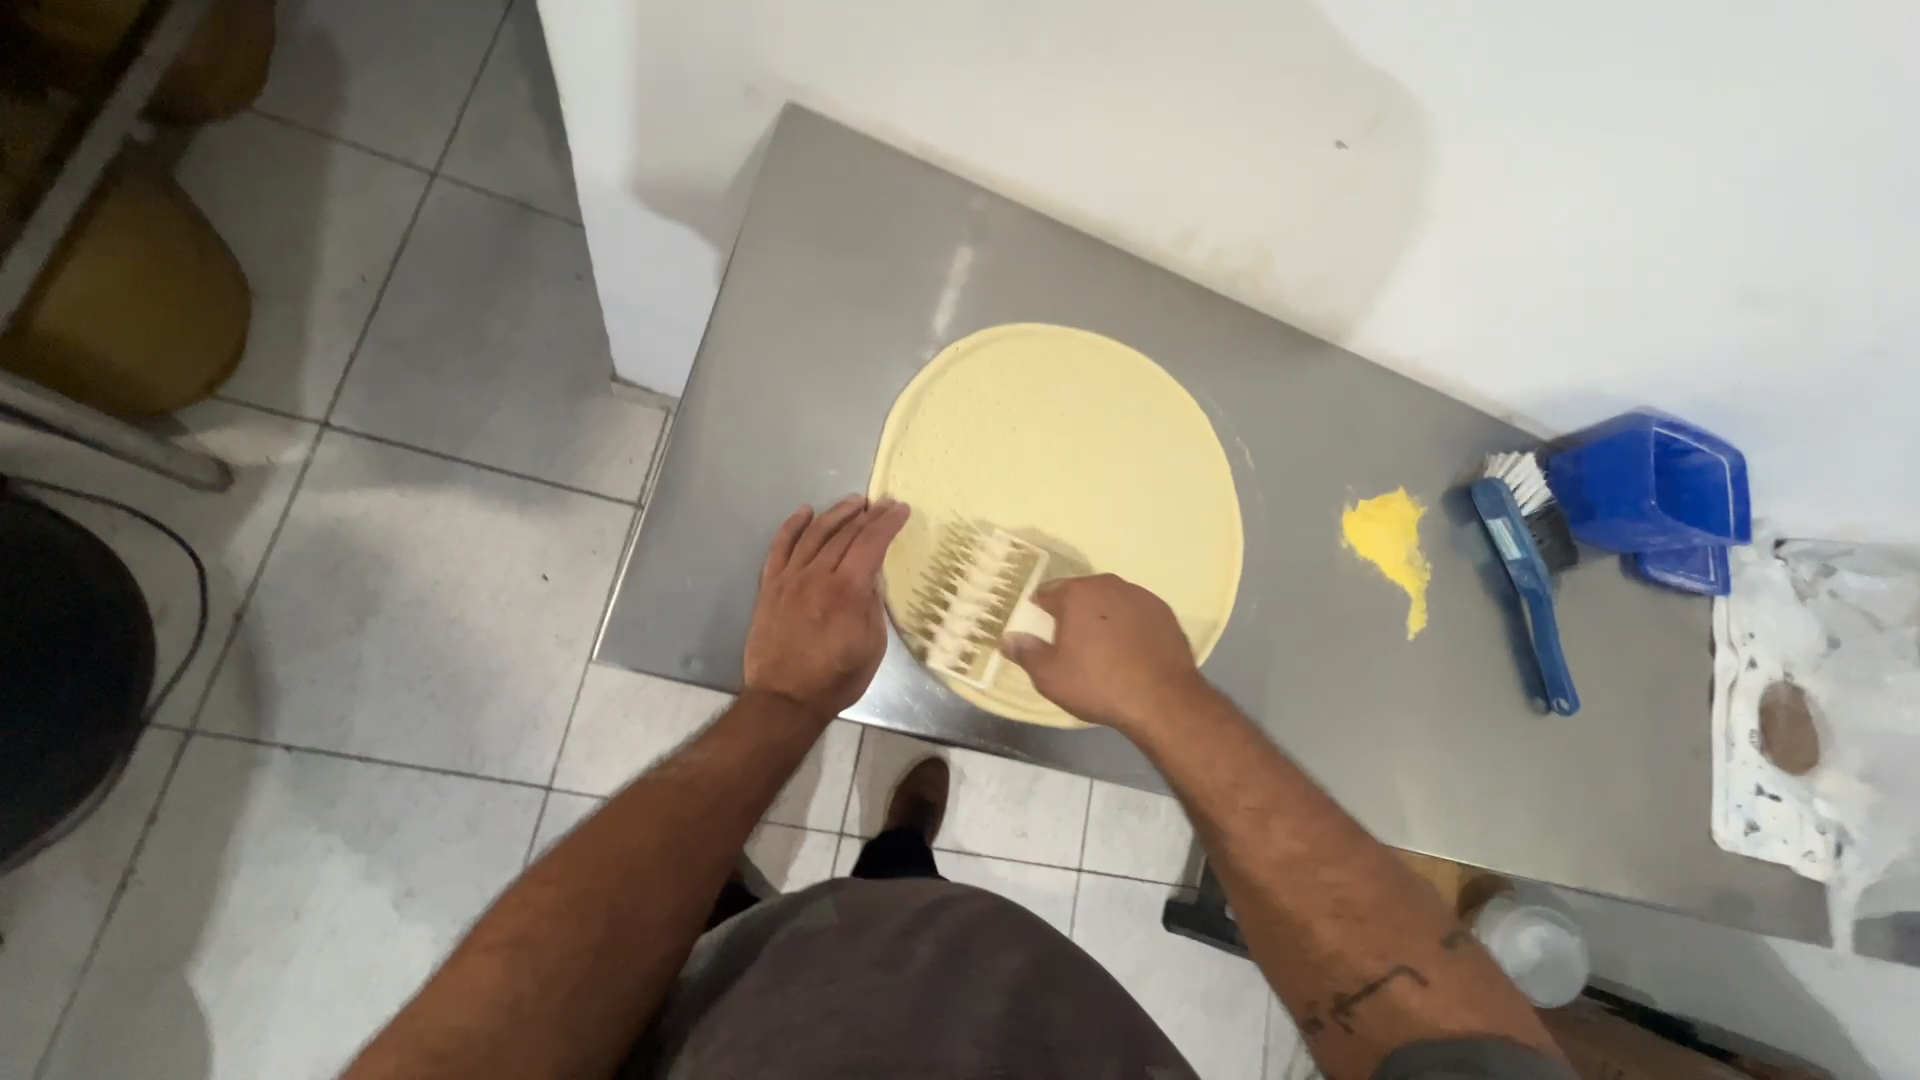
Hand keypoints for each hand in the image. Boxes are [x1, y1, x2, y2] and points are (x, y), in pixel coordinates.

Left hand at [744, 495, 910, 717]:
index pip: (871, 543)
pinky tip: (805, 512)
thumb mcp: (872, 645)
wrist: (785, 699)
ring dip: (836, 513)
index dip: (888, 523)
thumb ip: (871, 604)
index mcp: (847, 591)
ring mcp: (790, 579)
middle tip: (882, 503)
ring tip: (853, 502)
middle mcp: (817, 576)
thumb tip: (870, 577)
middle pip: (845, 534)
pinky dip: (792, 526)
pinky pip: (780, 547)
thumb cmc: (836, 679)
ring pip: (814, 533)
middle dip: (868, 515)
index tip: (900, 509)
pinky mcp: (771, 586)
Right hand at [1001, 574, 1210, 734]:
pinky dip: (1128, 626)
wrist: (1163, 700)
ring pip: (1109, 602)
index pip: (1046, 595)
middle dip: (1071, 615)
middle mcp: (1108, 584)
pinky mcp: (1164, 612)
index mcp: (1076, 593)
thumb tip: (1008, 638)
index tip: (1041, 636)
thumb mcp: (1050, 677)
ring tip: (1102, 651)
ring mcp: (1140, 596)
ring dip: (1101, 618)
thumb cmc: (1099, 684)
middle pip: (1079, 595)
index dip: (1039, 615)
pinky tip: (1129, 652)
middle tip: (1070, 647)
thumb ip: (1026, 652)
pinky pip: (1135, 614)